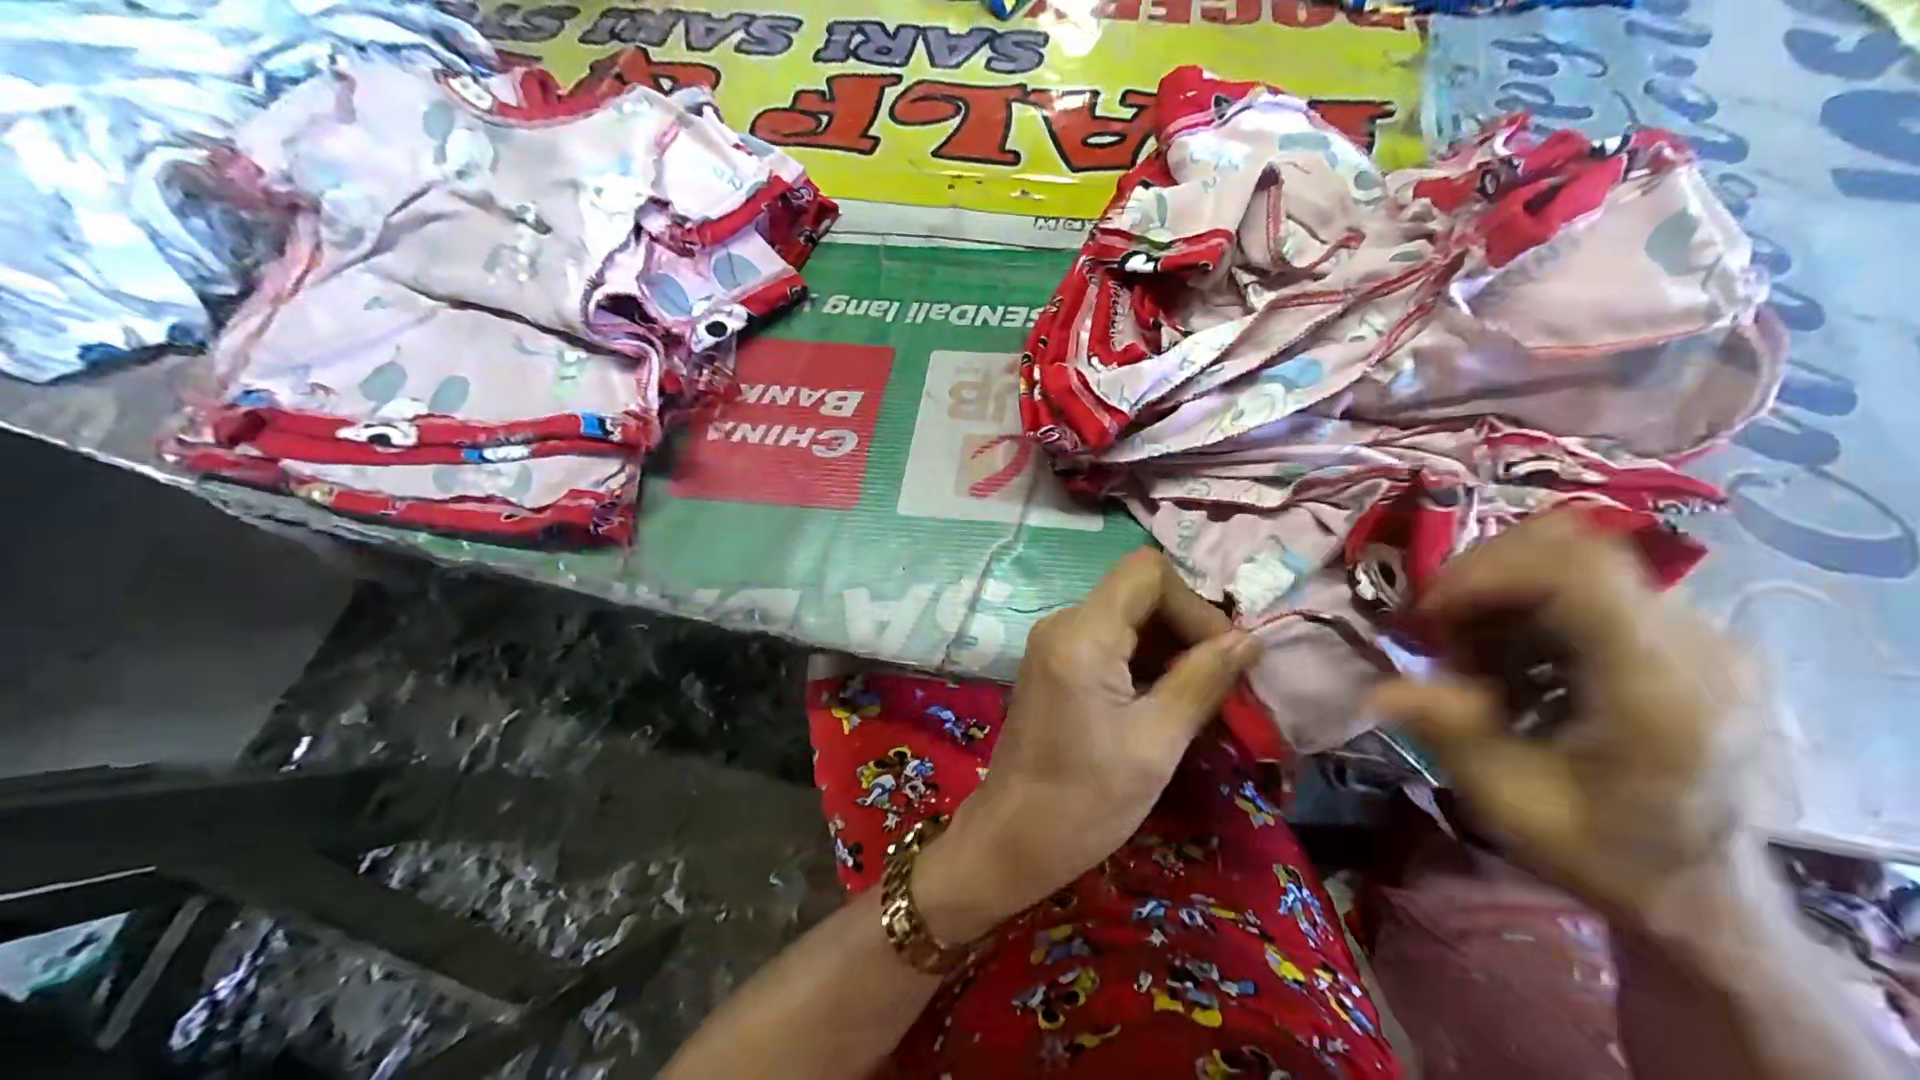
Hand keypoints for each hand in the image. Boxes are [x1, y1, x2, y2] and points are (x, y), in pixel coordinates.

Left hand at [914, 550, 1263, 942]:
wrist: (1011, 840)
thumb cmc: (1085, 801)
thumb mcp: (1156, 743)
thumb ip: (1203, 680)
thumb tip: (1250, 638)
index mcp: (1082, 635)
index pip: (1149, 572)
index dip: (1194, 606)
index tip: (1220, 658)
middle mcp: (1062, 624)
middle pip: (1138, 591)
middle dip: (1186, 628)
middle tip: (1218, 685)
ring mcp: (1053, 643)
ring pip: (1126, 616)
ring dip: (1169, 648)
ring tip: (1196, 700)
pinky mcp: (1053, 664)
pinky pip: (1108, 641)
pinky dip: (1143, 661)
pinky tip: (1162, 703)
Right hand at [1370, 513, 1763, 935]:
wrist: (1698, 888)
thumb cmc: (1601, 851)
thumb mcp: (1509, 804)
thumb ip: (1449, 734)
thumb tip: (1379, 689)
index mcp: (1658, 689)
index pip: (1576, 572)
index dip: (1486, 572)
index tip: (1430, 616)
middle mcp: (1694, 644)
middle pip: (1570, 549)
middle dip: (1481, 579)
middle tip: (1443, 637)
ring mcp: (1696, 634)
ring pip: (1572, 558)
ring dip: (1499, 595)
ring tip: (1474, 656)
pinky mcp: (1681, 635)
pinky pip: (1587, 583)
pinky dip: (1526, 607)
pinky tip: (1512, 662)